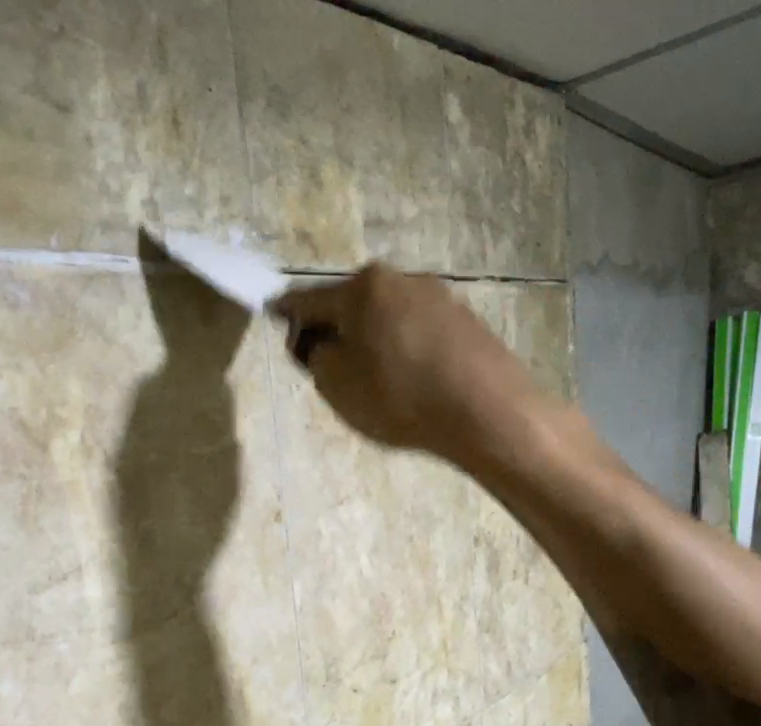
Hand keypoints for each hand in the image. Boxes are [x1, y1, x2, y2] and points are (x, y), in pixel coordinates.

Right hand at [269, 264, 545, 458]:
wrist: (487, 412)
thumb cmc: (399, 396)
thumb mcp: (334, 384)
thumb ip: (314, 354)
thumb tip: (319, 341)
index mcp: (361, 287)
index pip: (307, 298)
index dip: (285, 315)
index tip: (274, 323)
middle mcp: (398, 278)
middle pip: (349, 303)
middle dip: (333, 328)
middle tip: (325, 367)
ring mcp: (437, 294)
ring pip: (384, 315)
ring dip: (369, 338)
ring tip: (370, 378)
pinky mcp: (464, 318)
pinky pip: (414, 328)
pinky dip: (400, 347)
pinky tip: (406, 378)